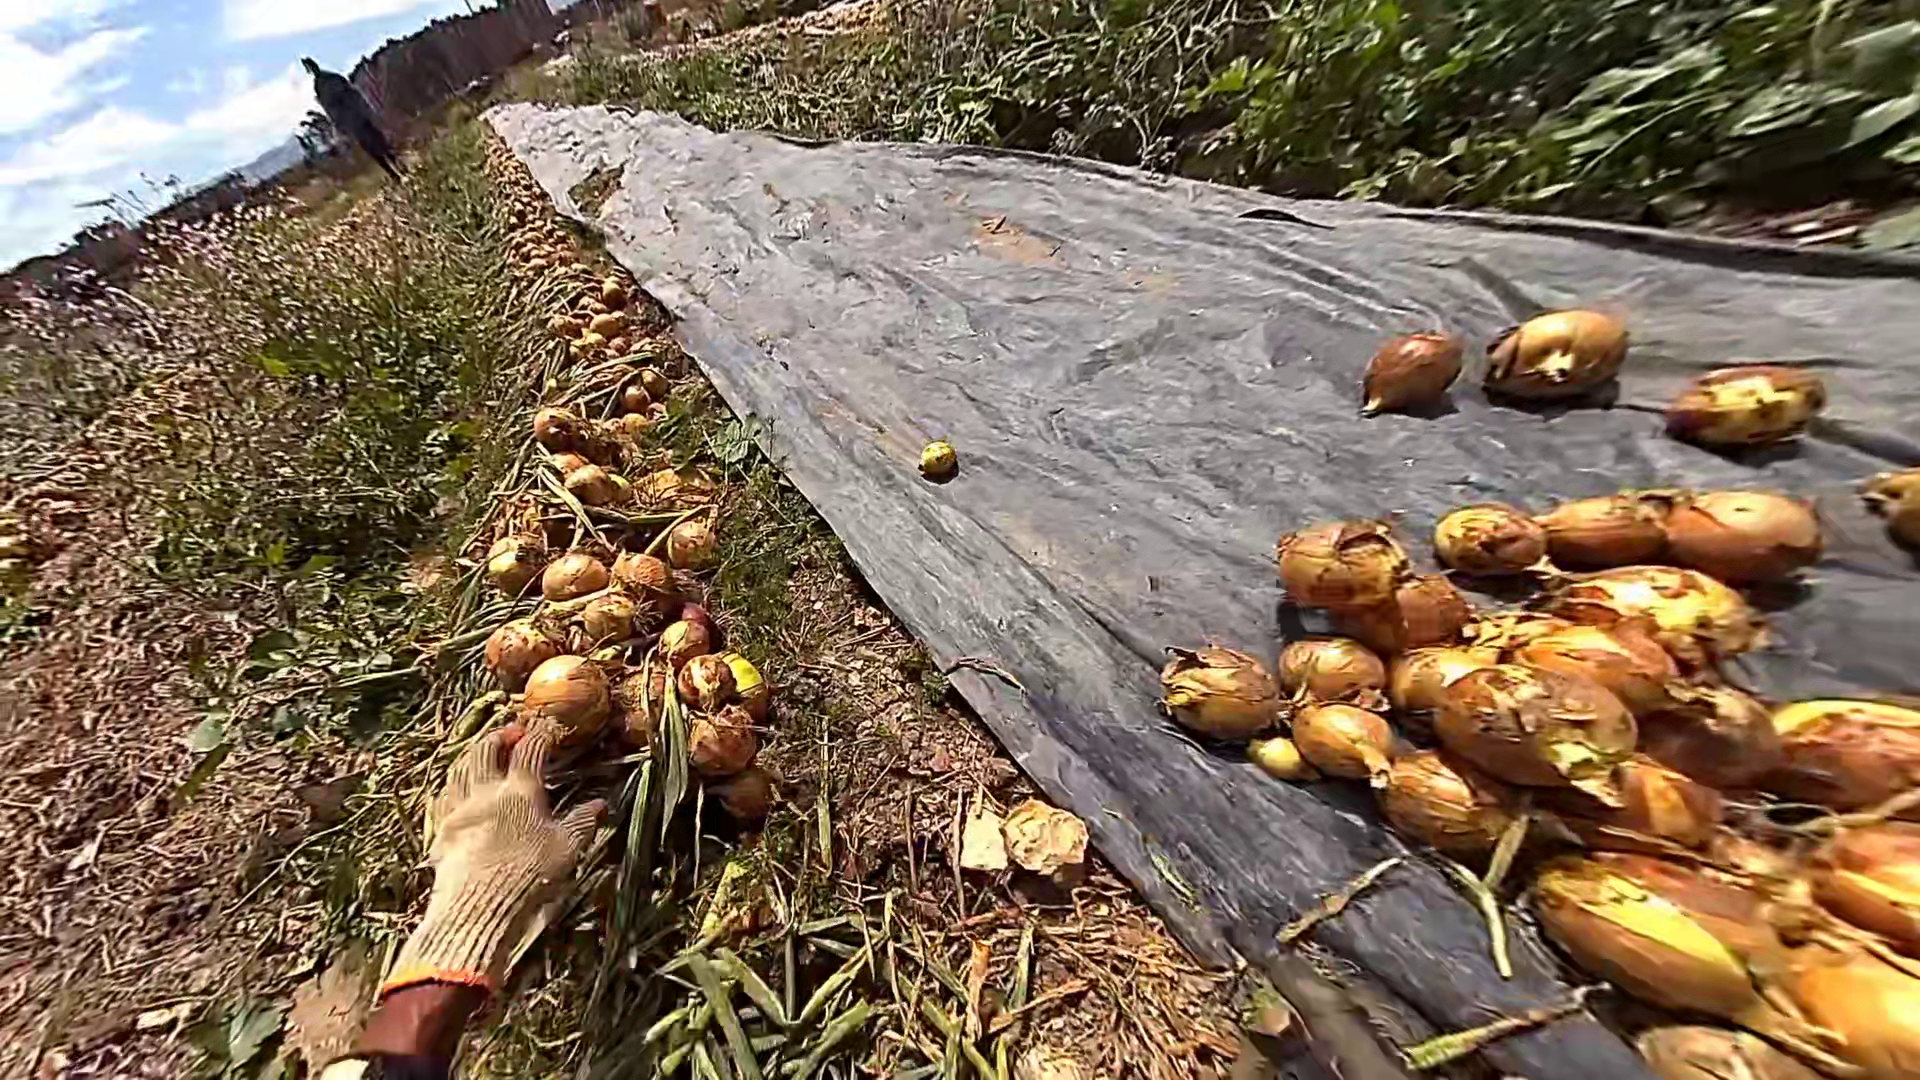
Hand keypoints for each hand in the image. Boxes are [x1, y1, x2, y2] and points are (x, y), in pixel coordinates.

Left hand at [380, 724, 605, 998]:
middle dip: (498, 737)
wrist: (474, 915)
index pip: (529, 750)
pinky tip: (458, 790)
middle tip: (512, 732)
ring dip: (472, 756)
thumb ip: (583, 820)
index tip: (547, 729)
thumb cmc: (528, 874)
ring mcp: (457, 814)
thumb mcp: (568, 846)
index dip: (539, 735)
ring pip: (459, 771)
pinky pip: (443, 799)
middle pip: (484, 752)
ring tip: (483, 753)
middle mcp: (485, 794)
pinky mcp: (439, 836)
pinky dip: (453, 785)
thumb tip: (601, 803)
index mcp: (520, 791)